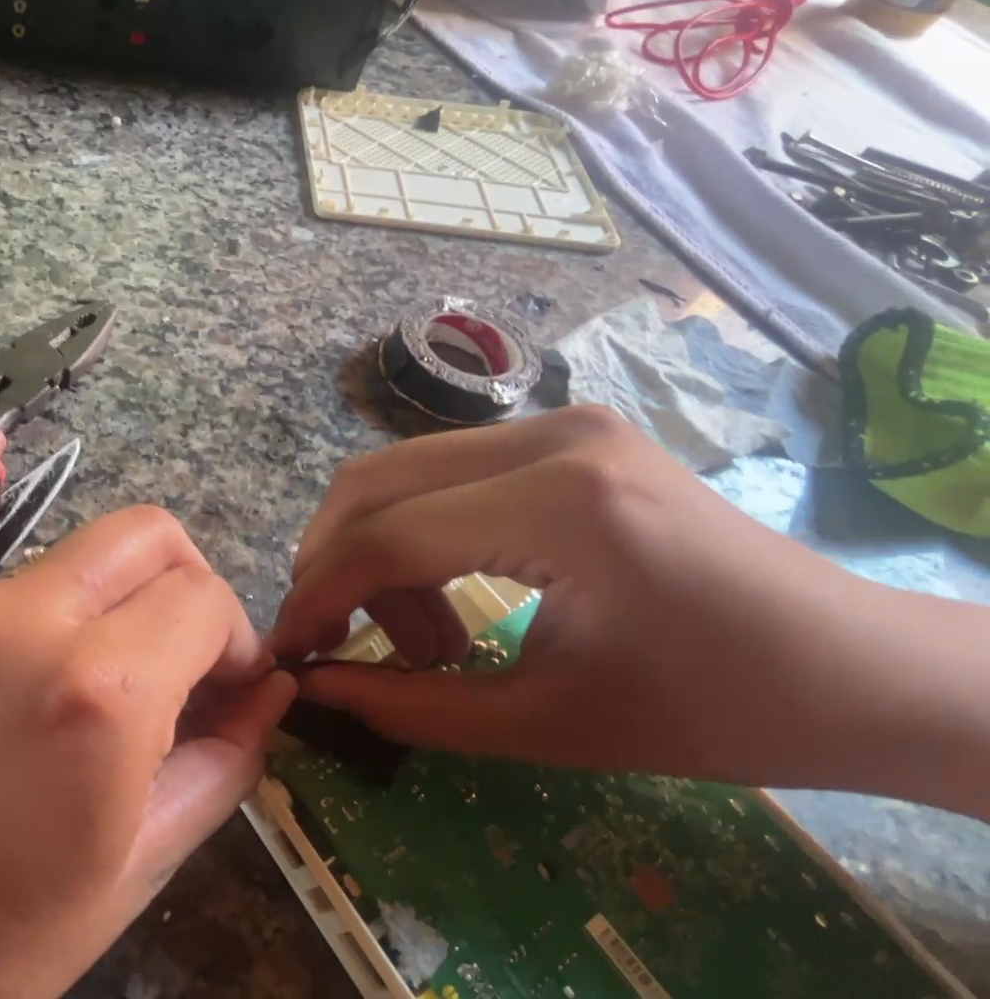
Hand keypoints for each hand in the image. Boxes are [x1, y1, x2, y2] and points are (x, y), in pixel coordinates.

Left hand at [0, 506, 295, 998]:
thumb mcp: (143, 859)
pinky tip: (57, 690)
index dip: (240, 640)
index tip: (235, 693)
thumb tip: (270, 691)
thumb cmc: (6, 933)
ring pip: (86, 551)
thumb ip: (224, 758)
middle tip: (190, 667)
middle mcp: (30, 617)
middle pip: (147, 533)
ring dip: (127, 597)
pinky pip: (31, 584)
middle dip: (190, 584)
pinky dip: (71, 612)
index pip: (204, 598)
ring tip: (123, 685)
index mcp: (97, 686)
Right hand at [271, 406, 989, 817]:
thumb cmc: (719, 710)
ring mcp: (561, 423)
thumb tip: (311, 685)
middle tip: (335, 637)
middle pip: (374, 482)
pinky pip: (443, 473)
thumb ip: (411, 706)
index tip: (290, 652)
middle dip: (330, 564)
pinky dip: (416, 533)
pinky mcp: (565, 434)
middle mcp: (553, 436)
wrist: (858, 667)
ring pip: (398, 471)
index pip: (389, 537)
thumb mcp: (549, 726)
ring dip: (375, 552)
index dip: (319, 597)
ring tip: (419, 636)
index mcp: (564, 505)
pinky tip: (449, 593)